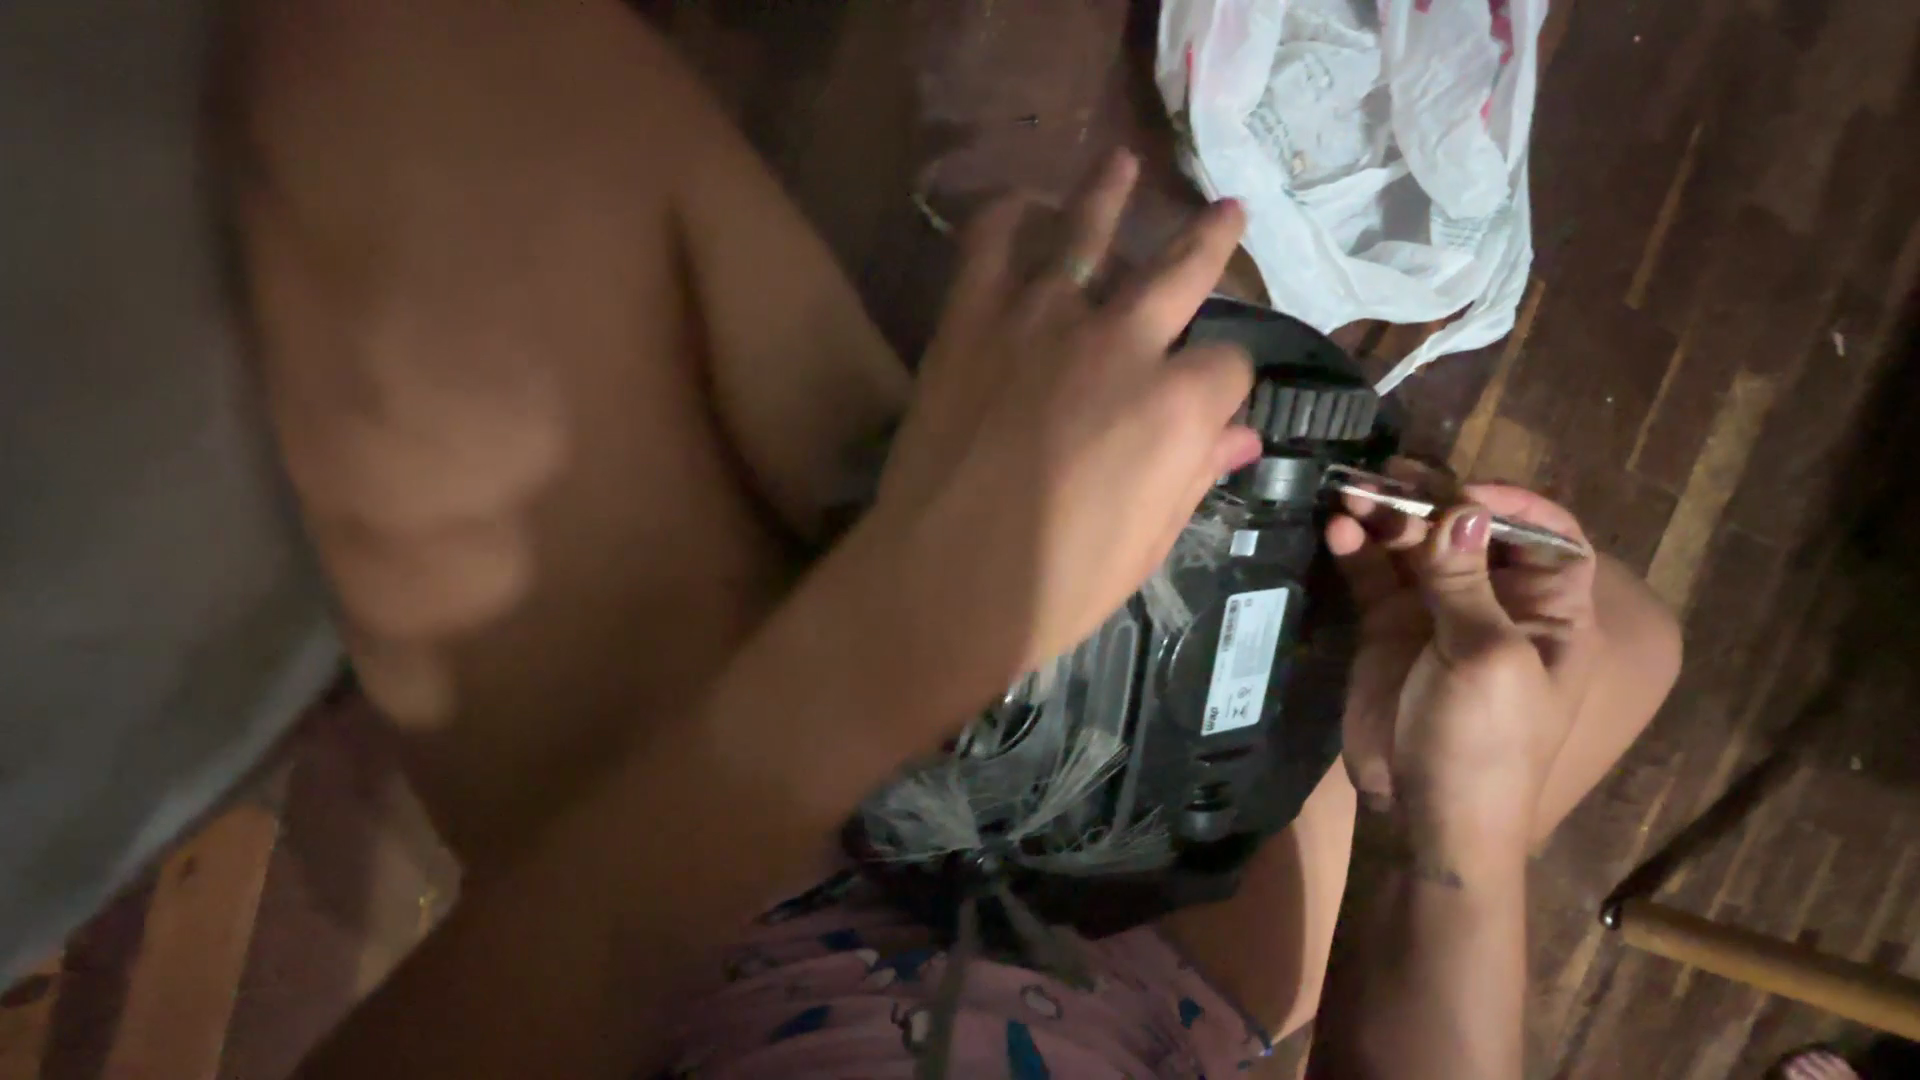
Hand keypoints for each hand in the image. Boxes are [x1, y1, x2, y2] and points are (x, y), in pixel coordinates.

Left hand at [871, 150, 1262, 677]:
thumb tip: (1240, 436)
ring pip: (1087, 233)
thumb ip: (1196, 474)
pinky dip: (1005, 219)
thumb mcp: (1149, 541)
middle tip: (1228, 212)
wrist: (945, 580)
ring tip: (1123, 163)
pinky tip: (1018, 206)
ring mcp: (1042, 321)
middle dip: (1211, 242)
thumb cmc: (1059, 584)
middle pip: (1180, 271)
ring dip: (1111, 195)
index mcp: (1178, 404)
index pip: (1229, 365)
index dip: (1226, 384)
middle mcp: (1120, 342)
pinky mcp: (972, 322)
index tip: (1213, 400)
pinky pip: (989, 247)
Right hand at [1328, 467, 1600, 838]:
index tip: (1464, 494)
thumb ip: (1468, 584)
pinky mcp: (1384, 626)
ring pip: (1412, 547)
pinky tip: (1338, 534)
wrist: (1425, 806)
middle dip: (1431, 501)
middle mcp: (1494, 602)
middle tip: (1386, 477)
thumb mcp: (1487, 658)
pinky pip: (1372, 576)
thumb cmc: (1485, 740)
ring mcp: (1434, 612)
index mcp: (1550, 613)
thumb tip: (1462, 511)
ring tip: (1350, 498)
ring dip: (1384, 519)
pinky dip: (1355, 551)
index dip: (1514, 507)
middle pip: (1468, 534)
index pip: (1548, 539)